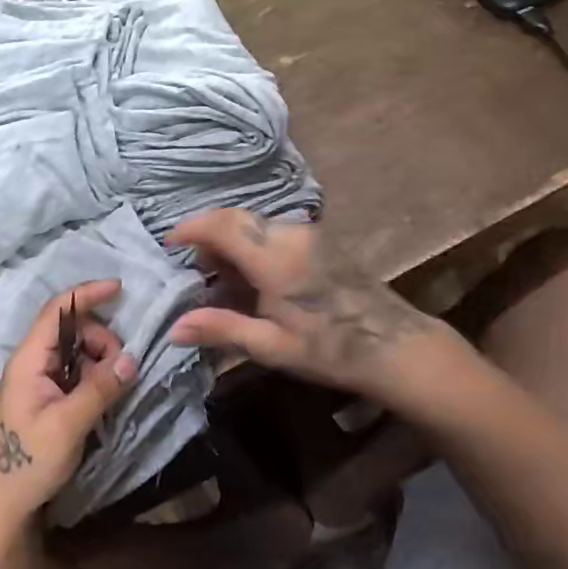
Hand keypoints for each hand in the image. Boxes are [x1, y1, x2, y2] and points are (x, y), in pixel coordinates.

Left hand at [0, 279, 139, 523]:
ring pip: (77, 351)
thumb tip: (133, 357)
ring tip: (113, 390)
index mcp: (29, 358)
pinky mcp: (47, 396)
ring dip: (100, 360)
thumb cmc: (29, 461)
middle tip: (122, 370)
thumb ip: (99, 388)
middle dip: (102, 338)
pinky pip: (76, 372)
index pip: (57, 310)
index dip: (86, 294)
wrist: (4, 504)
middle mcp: (33, 361)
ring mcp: (39, 379)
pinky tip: (105, 397)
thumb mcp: (68, 425)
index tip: (119, 288)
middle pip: (73, 329)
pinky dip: (95, 377)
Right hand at [168, 208, 460, 400]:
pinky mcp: (317, 239)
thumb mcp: (272, 346)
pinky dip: (249, 244)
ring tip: (220, 279)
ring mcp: (306, 233)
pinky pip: (270, 230)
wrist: (399, 348)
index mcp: (275, 258)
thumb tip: (173, 328)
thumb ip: (221, 329)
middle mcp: (289, 234)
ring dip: (229, 241)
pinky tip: (250, 277)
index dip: (190, 228)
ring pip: (251, 222)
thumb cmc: (332, 350)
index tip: (168, 243)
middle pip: (234, 218)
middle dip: (207, 236)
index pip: (221, 225)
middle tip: (194, 270)